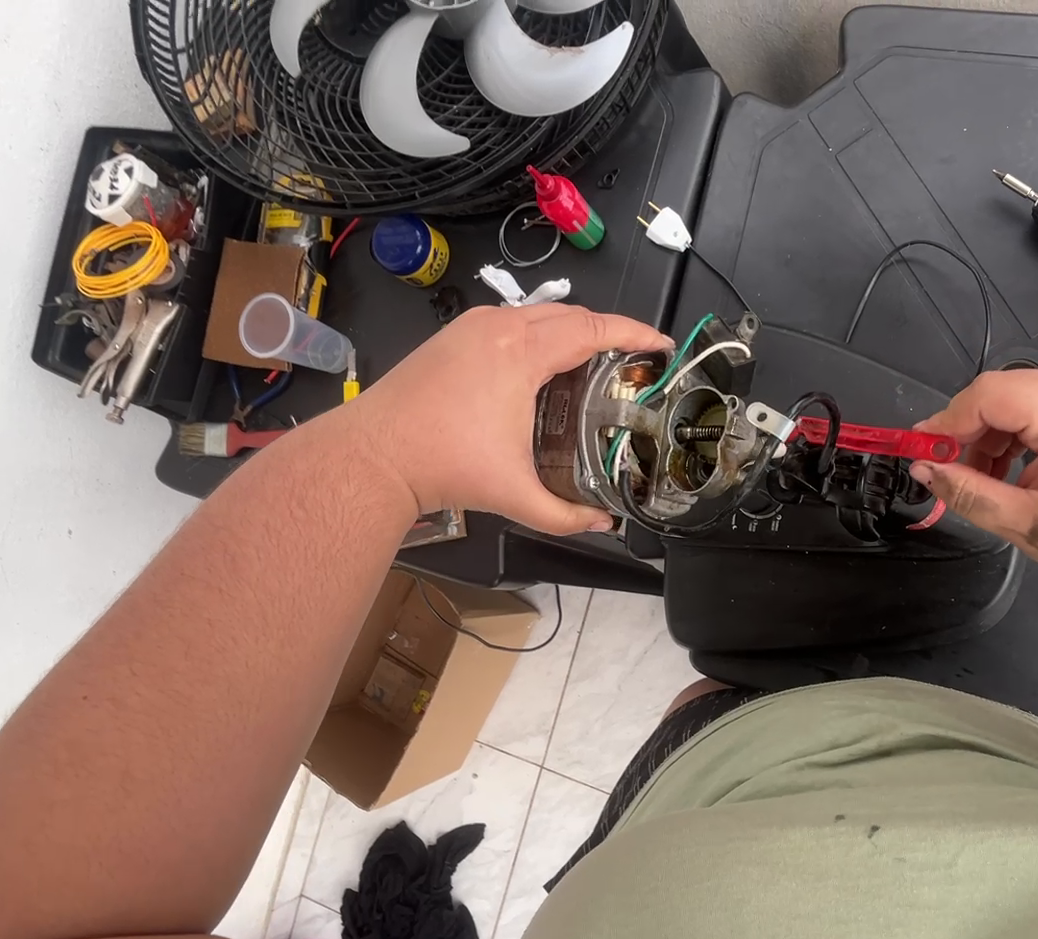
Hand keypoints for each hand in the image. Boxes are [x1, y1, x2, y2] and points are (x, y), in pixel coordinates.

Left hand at [351, 304, 671, 534]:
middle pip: (570, 314)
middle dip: (609, 331)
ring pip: (539, 314)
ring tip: (597, 362)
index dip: (635, 333)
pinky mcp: (454, 336)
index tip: (663, 345)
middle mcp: (499, 327)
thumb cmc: (446, 467)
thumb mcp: (515, 496)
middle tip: (634, 361)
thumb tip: (603, 524)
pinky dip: (541, 335)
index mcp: (521, 353)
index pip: (593, 328)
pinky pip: (513, 322)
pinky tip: (547, 366)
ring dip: (573, 331)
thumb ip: (566, 515)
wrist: (373, 455)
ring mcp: (472, 327)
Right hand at [909, 370, 1037, 608]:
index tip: (918, 454)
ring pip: (1017, 401)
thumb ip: (964, 490)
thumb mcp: (1022, 521)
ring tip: (976, 479)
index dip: (947, 421)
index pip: (989, 394)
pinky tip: (1004, 473)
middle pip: (1001, 390)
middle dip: (964, 427)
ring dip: (986, 435)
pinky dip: (1011, 439)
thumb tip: (920, 469)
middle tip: (942, 468)